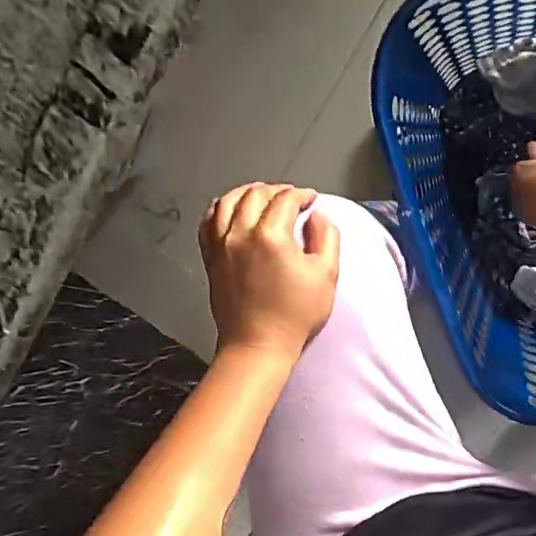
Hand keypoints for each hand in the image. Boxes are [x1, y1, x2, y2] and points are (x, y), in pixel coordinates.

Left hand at [199, 183, 340, 362]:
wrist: (259, 345)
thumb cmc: (295, 314)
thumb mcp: (327, 275)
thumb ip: (326, 237)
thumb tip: (317, 216)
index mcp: (271, 235)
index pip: (286, 199)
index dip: (301, 194)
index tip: (311, 199)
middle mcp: (240, 234)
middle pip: (255, 194)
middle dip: (276, 190)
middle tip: (291, 196)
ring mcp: (221, 246)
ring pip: (228, 202)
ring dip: (247, 192)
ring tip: (261, 195)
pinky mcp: (211, 259)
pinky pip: (209, 222)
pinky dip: (220, 208)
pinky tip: (231, 210)